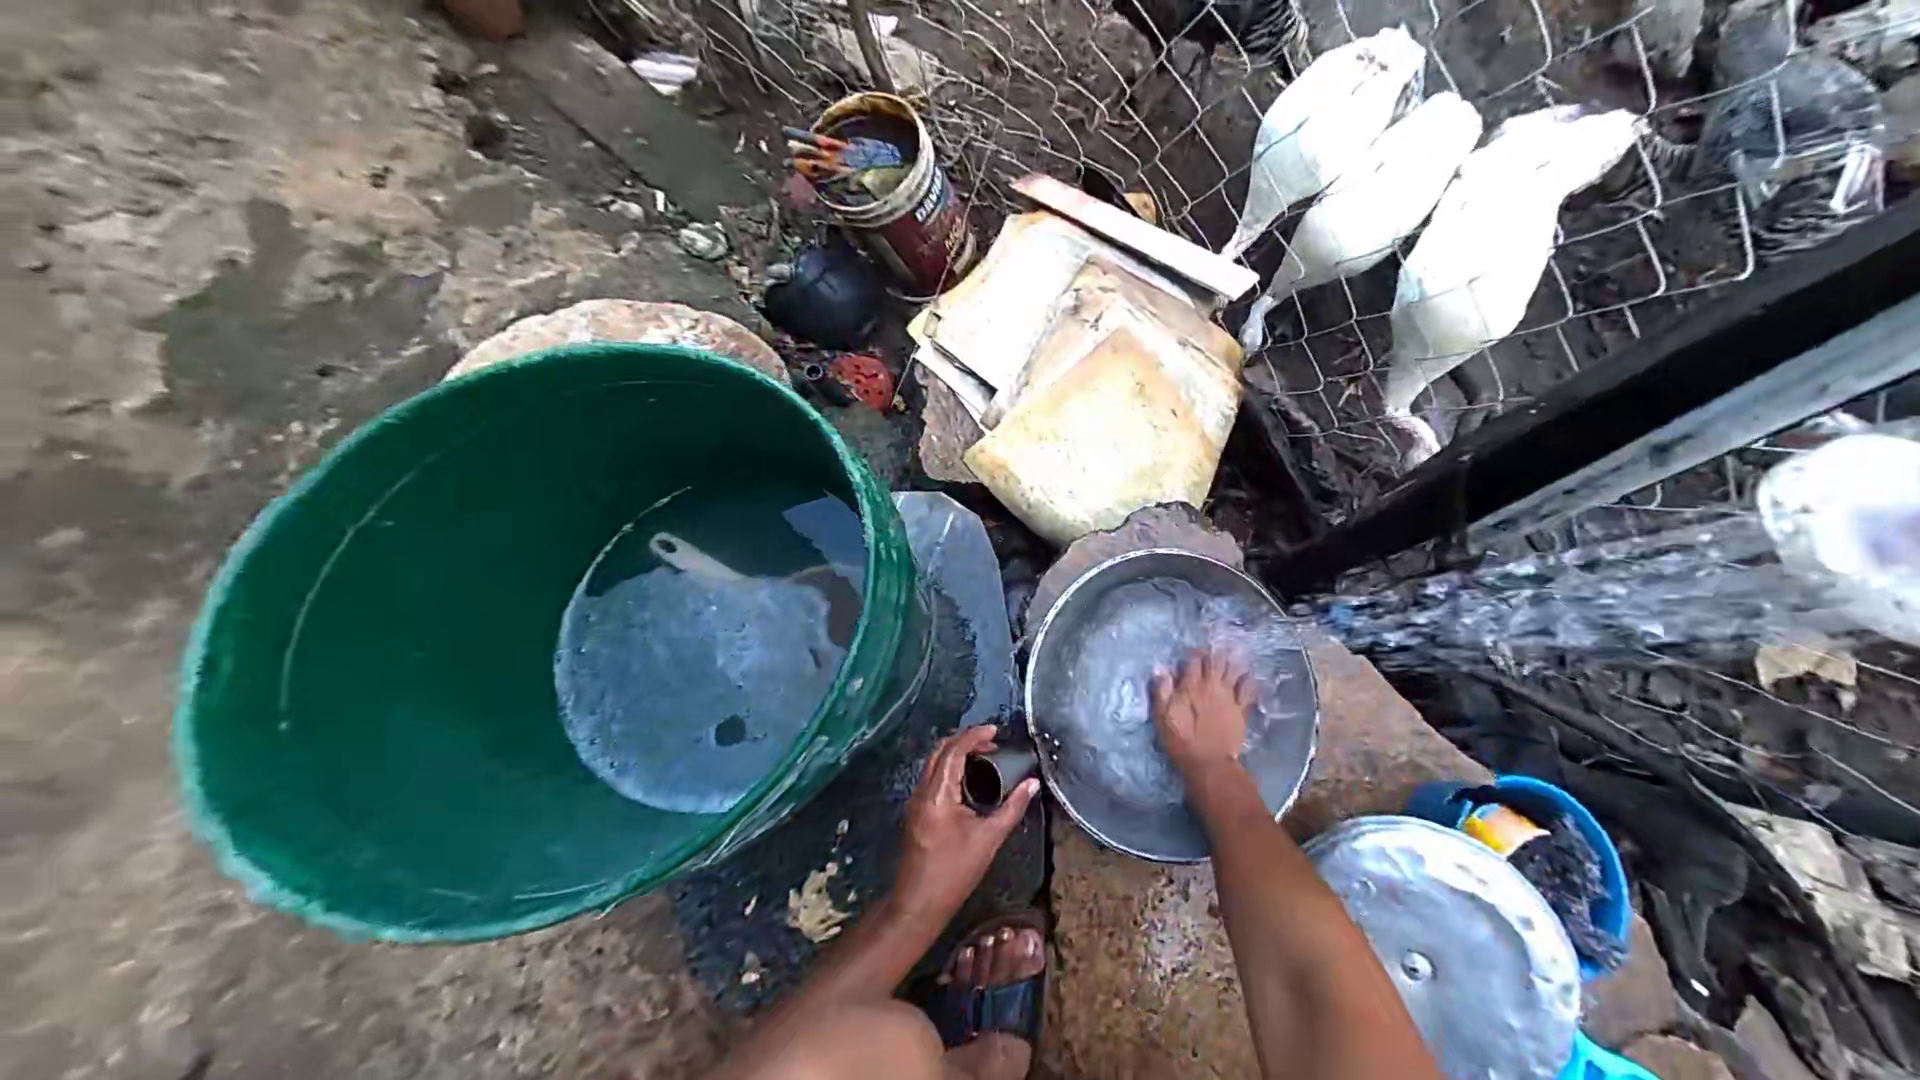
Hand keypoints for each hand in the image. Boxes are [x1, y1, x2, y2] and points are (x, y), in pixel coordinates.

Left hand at [893, 725, 1037, 922]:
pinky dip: (949, 766)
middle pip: (940, 751)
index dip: (974, 736)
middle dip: (965, 740)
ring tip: (983, 755)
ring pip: (934, 762)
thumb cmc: (955, 872)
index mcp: (938, 794)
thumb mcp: (989, 838)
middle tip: (991, 741)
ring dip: (956, 752)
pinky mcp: (916, 810)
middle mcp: (922, 791)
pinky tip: (967, 776)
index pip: (954, 751)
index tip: (995, 730)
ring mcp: (915, 800)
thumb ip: (1012, 808)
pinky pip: (932, 776)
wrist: (919, 902)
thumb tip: (1032, 784)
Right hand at [1153, 649, 1254, 778]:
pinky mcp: (1241, 708)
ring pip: (1233, 669)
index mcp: (1191, 686)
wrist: (1209, 763)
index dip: (1192, 654)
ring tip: (1229, 656)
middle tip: (1210, 653)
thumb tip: (1159, 668)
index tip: (1190, 655)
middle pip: (1215, 660)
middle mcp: (1211, 686)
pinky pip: (1248, 688)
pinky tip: (1247, 675)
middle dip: (1213, 653)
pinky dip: (1248, 679)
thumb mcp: (1162, 716)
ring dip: (1231, 661)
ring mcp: (1229, 696)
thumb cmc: (1181, 740)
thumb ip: (1161, 690)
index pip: (1193, 660)